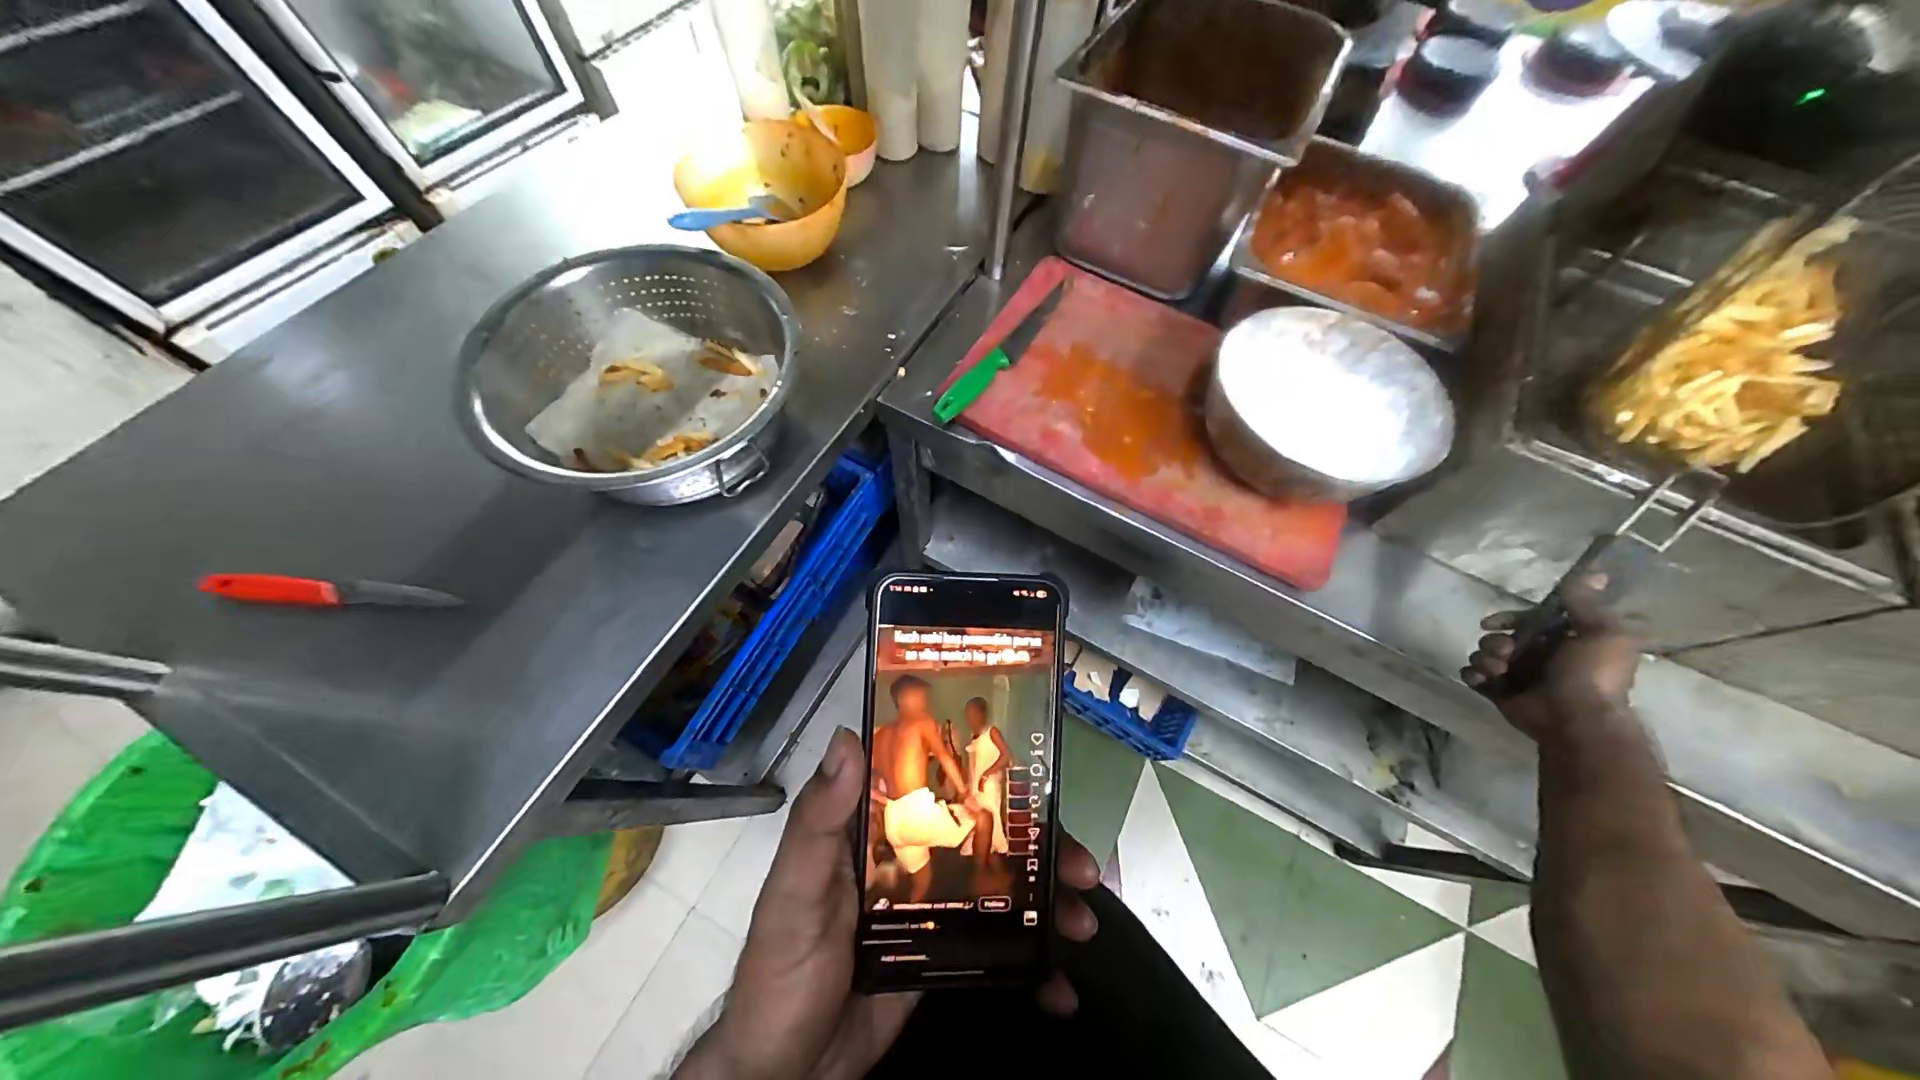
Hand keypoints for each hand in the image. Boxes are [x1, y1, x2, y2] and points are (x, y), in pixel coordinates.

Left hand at [679, 729, 1101, 1079]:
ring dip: (1047, 899)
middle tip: (1081, 867)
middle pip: (984, 833)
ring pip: (1001, 884)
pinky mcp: (944, 952)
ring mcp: (932, 905)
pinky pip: (997, 946)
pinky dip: (1032, 965)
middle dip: (1038, 845)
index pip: (937, 781)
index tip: (1040, 778)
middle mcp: (909, 855)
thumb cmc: (784, 966)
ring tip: (1083, 922)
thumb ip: (818, 821)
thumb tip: (846, 738)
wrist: (789, 1068)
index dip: (989, 773)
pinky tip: (1059, 986)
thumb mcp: (796, 888)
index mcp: (875, 827)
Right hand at [1461, 575, 1643, 745]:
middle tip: (1505, 653)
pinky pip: (1474, 676)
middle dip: (1495, 641)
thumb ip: (1587, 603)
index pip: (1526, 620)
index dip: (1509, 617)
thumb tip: (1596, 572)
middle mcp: (1538, 656)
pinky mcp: (1500, 693)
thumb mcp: (1602, 632)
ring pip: (1484, 655)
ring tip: (1498, 671)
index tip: (1494, 622)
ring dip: (1485, 659)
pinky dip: (1474, 675)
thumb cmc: (1591, 674)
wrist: (1576, 718)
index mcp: (1561, 641)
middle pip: (1499, 637)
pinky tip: (1484, 679)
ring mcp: (1518, 676)